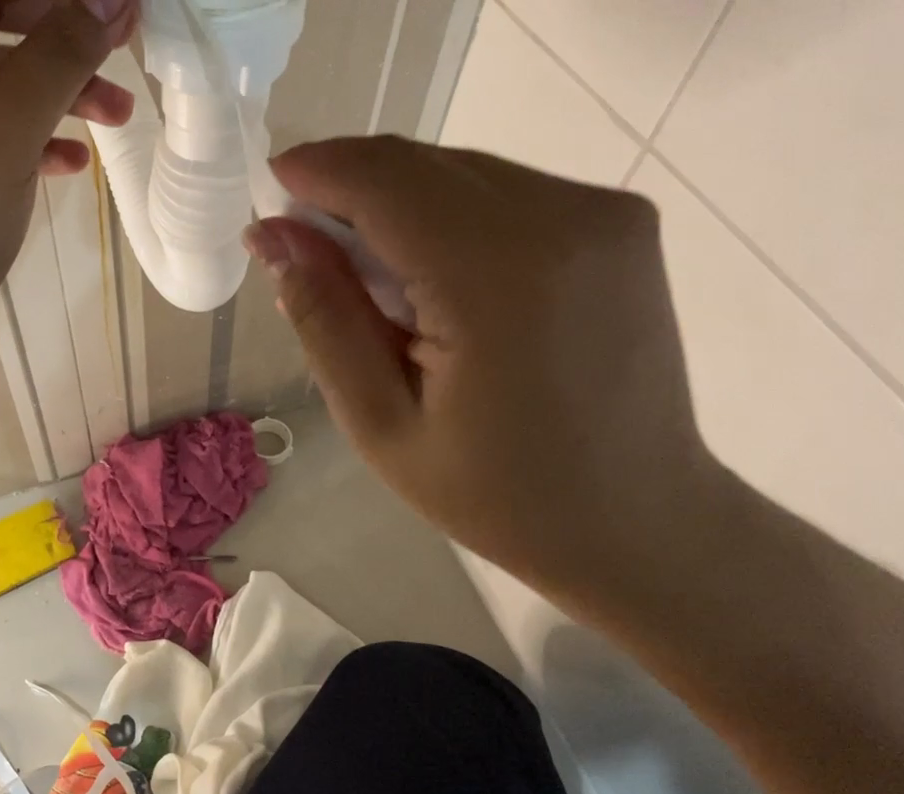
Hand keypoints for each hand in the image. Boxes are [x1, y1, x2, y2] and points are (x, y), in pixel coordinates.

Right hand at [244, 137, 718, 585]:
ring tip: (379, 292)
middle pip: (424, 166)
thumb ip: (326, 321)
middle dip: (352, 194)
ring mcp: (605, 212)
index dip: (317, 173)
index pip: (385, 180)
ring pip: (464, 174)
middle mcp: (564, 217)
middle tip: (311, 262)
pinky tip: (441, 287)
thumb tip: (275, 238)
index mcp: (497, 278)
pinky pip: (507, 193)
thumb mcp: (381, 426)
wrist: (634, 517)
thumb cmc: (496, 496)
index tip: (268, 199)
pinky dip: (453, 220)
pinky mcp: (622, 222)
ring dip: (402, 209)